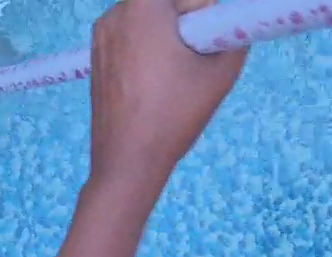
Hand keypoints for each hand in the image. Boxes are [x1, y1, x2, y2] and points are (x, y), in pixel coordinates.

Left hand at [87, 0, 246, 198]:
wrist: (127, 166)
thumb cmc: (172, 118)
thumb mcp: (221, 72)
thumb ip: (236, 32)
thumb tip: (232, 26)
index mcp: (143, 4)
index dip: (207, 21)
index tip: (204, 50)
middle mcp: (114, 13)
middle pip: (168, 6)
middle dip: (186, 30)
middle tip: (188, 71)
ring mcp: (100, 39)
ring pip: (150, 26)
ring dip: (167, 44)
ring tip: (169, 85)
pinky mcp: (95, 62)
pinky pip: (132, 46)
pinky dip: (147, 58)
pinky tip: (151, 91)